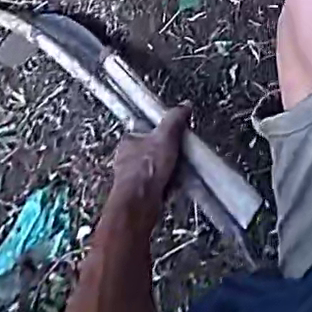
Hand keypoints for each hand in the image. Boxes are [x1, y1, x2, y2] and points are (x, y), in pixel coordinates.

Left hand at [107, 106, 188, 220]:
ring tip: (180, 170)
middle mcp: (127, 160)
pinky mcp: (140, 196)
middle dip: (169, 153)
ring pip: (157, 170)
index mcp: (129, 141)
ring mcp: (132, 179)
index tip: (176, 133)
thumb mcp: (166, 134)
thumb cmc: (146, 169)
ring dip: (170, 170)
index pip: (147, 130)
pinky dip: (168, 185)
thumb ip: (175, 118)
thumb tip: (184, 106)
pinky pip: (159, 186)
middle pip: (154, 150)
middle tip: (181, 153)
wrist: (140, 205)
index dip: (163, 132)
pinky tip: (175, 185)